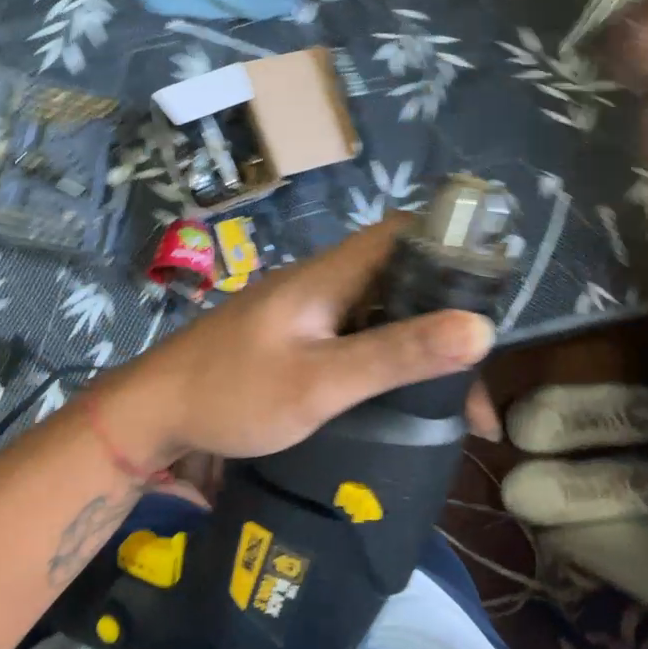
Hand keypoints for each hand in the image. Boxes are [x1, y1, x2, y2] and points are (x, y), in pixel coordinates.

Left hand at [112, 217, 495, 462]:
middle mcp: (318, 283)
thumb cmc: (233, 393)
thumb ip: (395, 355)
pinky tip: (398, 400)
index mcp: (326, 276)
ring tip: (451, 403)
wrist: (155, 414)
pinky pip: (352, 336)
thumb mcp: (320, 382)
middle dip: (443, 318)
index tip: (492, 297)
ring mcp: (302, 311)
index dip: (451, 250)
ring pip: (377, 312)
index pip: (402, 234)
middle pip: (398, 278)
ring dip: (415, 346)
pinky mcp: (291, 339)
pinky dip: (383, 361)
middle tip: (474, 382)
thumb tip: (481, 328)